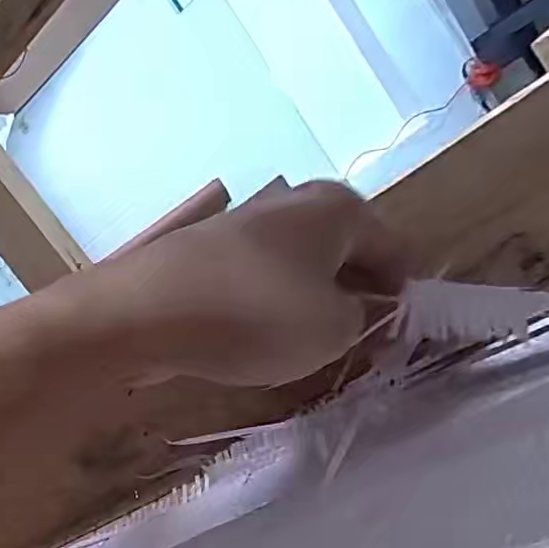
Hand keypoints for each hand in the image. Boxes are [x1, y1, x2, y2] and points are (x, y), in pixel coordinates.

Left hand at [65, 179, 404, 387]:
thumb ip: (359, 318)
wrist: (144, 313)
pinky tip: (256, 334)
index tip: (404, 326)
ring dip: (307, 297)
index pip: (391, 247)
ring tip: (309, 341)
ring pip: (292, 265)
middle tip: (360, 335)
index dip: (402, 289)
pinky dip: (263, 304)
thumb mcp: (332, 330)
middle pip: (339, 250)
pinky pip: (251, 280)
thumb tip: (352, 310)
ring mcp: (238, 227)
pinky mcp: (199, 256)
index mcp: (335, 209)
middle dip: (354, 290)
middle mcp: (288, 206)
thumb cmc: (254, 315)